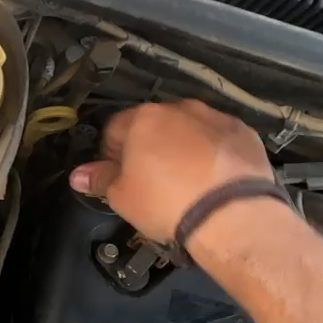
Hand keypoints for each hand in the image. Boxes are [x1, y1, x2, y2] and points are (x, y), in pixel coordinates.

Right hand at [69, 99, 274, 242]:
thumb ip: (100, 179)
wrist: (230, 213)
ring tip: (183, 180)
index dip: (110, 153)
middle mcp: (180, 109)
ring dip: (181, 146)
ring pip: (188, 128)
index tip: (116, 174)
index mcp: (143, 119)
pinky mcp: (244, 132)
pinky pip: (218, 138)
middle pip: (153, 124)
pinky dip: (211, 152)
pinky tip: (211, 179)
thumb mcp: (122, 197)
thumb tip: (78, 174)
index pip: (114, 128)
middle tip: (148, 180)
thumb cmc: (167, 202)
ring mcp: (215, 117)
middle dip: (147, 146)